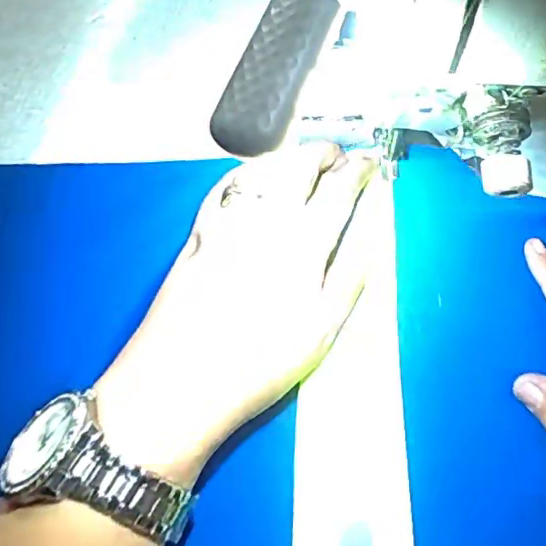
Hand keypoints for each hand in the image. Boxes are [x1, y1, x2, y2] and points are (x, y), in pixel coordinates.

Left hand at [90, 143, 377, 484]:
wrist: (172, 393)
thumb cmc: (255, 366)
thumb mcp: (323, 329)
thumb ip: (352, 274)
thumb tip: (373, 236)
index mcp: (303, 245)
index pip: (341, 186)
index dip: (362, 167)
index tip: (372, 163)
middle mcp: (265, 224)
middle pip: (300, 163)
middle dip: (326, 152)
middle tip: (341, 160)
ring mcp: (227, 226)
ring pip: (262, 169)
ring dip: (290, 156)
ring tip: (305, 164)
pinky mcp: (196, 238)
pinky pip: (222, 189)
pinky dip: (245, 173)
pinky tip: (254, 178)